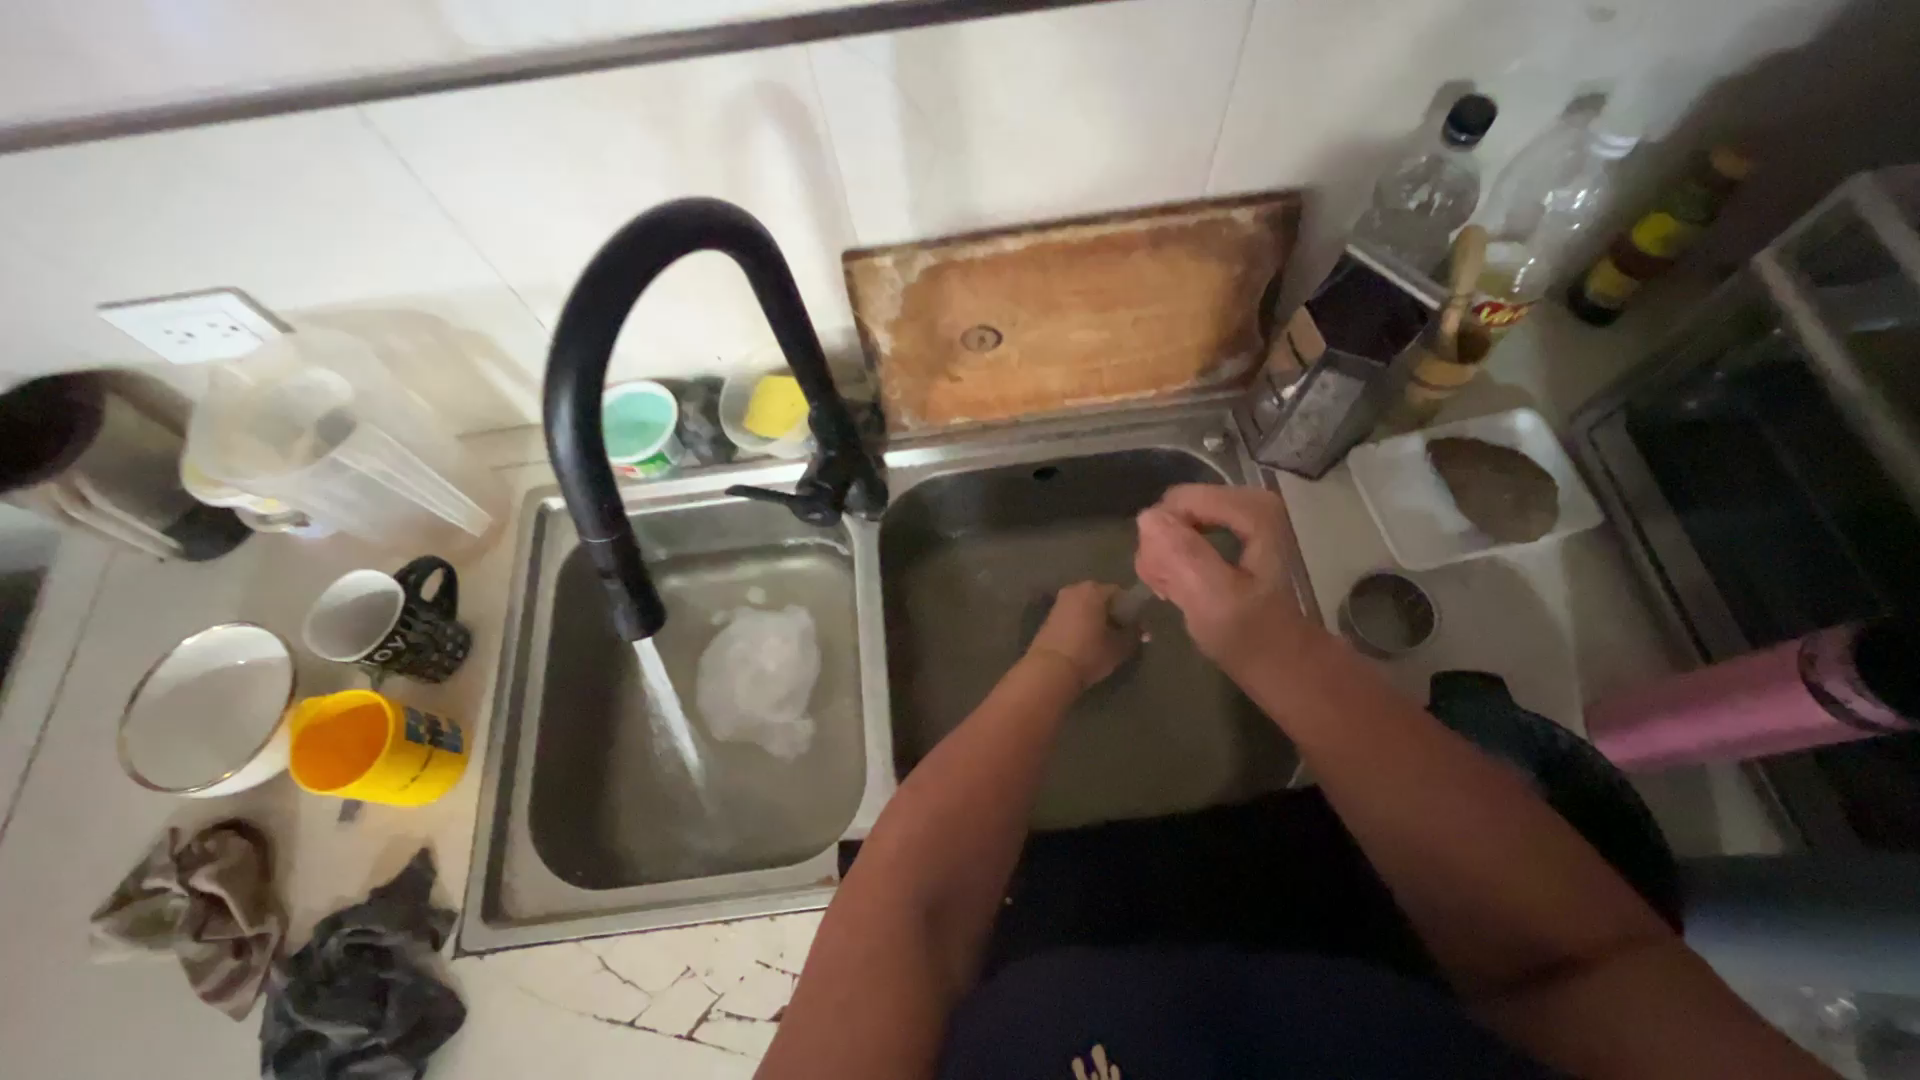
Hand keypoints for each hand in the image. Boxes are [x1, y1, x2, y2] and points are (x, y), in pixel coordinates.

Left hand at [1025, 582, 1137, 690]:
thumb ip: (1134, 634)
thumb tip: (1141, 629)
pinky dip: (1082, 624)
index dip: (1130, 610)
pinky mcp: (1049, 617)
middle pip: (1101, 598)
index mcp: (1094, 590)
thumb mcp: (1120, 647)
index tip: (1135, 627)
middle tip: (1121, 633)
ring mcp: (1059, 602)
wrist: (1049, 670)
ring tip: (1104, 640)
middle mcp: (1074, 589)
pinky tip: (1086, 642)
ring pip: (1086, 607)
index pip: (1120, 594)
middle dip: (1112, 613)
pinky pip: (1073, 615)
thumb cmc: (1089, 654)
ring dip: (1096, 619)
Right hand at [1134, 485, 1311, 669]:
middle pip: (1174, 509)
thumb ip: (1183, 555)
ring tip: (1174, 594)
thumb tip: (1147, 518)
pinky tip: (1179, 588)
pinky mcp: (1231, 532)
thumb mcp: (1214, 600)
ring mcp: (1240, 517)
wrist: (1280, 663)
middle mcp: (1248, 502)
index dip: (1161, 542)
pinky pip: (1183, 534)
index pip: (1177, 503)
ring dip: (1164, 561)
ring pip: (1173, 524)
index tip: (1166, 584)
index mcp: (1253, 509)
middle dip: (1161, 551)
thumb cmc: (1251, 637)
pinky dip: (1173, 562)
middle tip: (1168, 591)